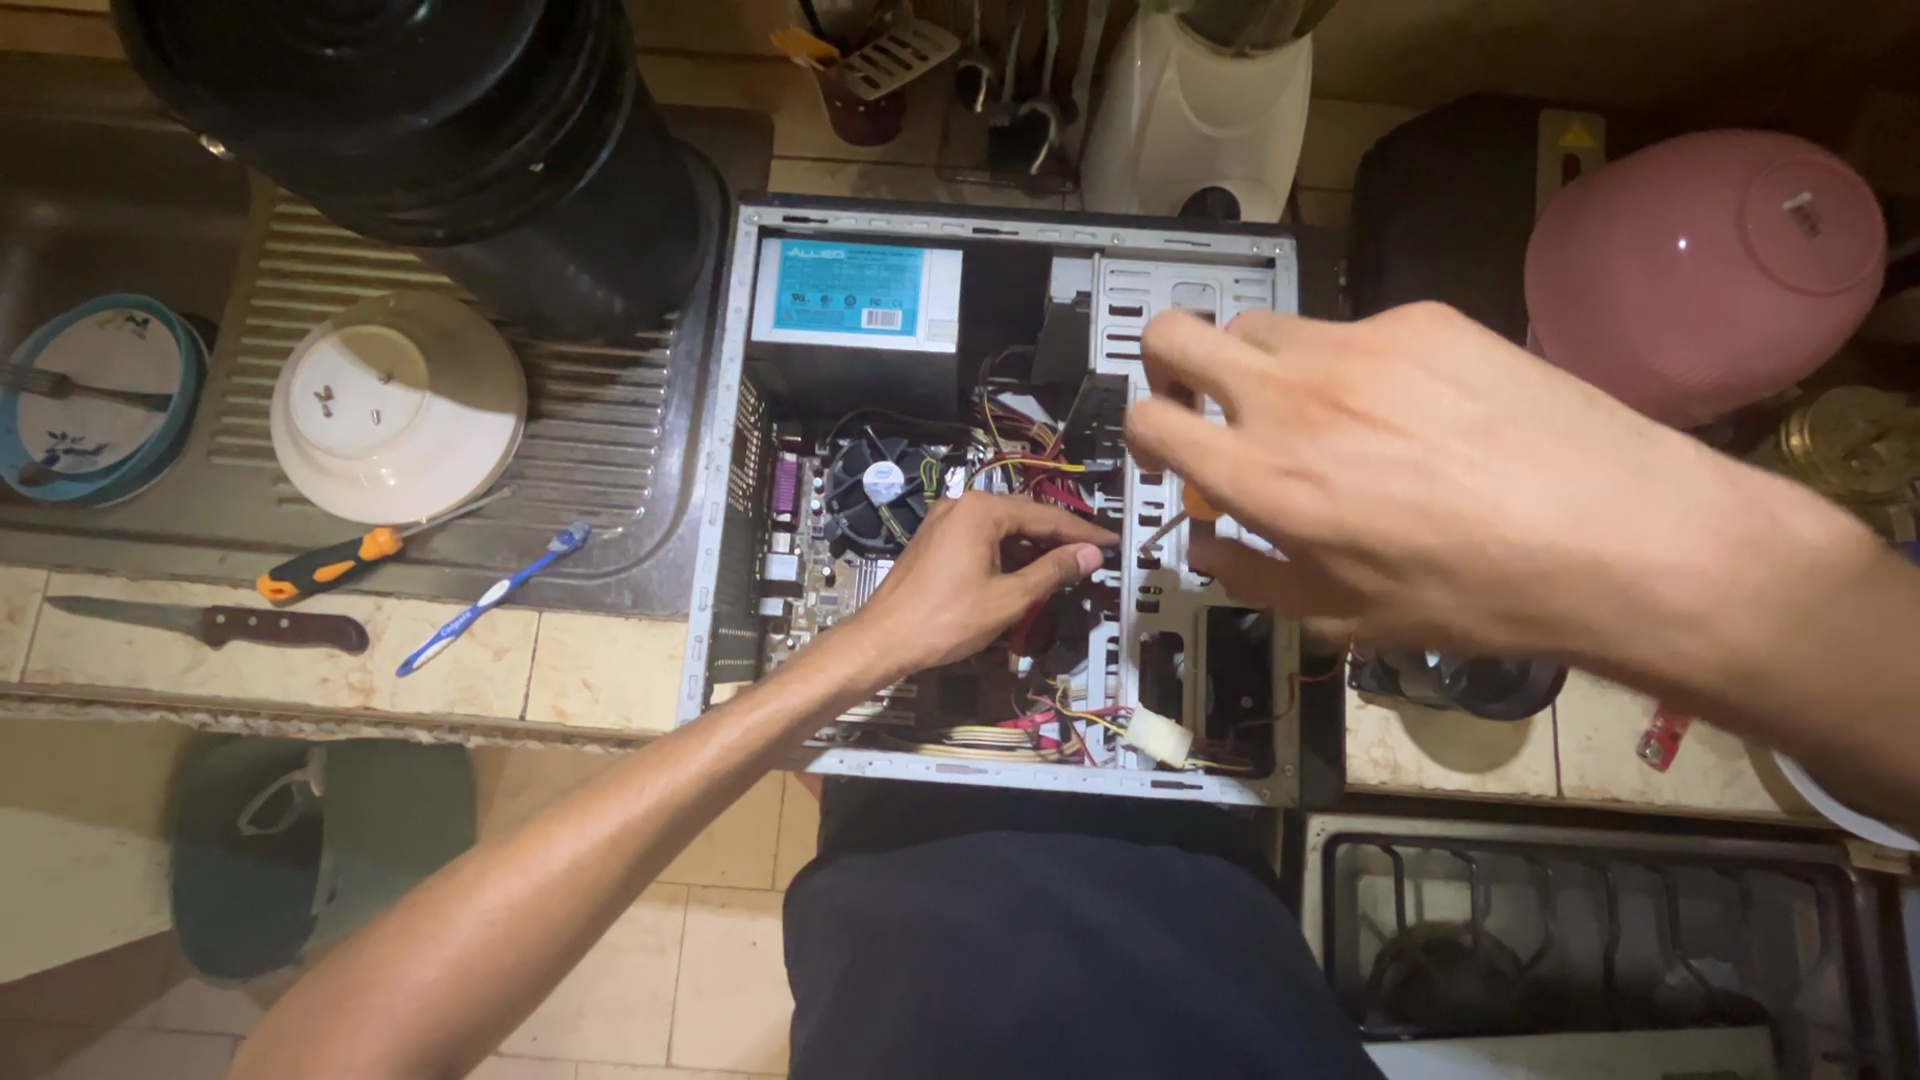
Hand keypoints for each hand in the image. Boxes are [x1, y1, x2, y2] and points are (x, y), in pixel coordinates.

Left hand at [840, 492, 1115, 678]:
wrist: (884, 640)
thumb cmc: (949, 619)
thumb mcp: (1009, 598)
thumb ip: (1053, 571)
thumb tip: (1092, 553)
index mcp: (982, 510)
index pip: (1045, 516)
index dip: (1082, 532)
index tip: (1112, 542)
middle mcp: (963, 504)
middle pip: (1023, 518)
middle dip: (1058, 539)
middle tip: (1093, 557)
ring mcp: (944, 521)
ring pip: (1002, 530)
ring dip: (1032, 549)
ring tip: (1066, 568)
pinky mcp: (935, 540)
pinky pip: (981, 540)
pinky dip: (1006, 555)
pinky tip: (1025, 573)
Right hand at [1123, 303, 1866, 662]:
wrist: (1625, 538)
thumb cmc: (1467, 597)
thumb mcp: (1337, 615)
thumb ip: (1246, 574)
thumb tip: (1204, 541)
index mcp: (1261, 476)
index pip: (1147, 417)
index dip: (1141, 431)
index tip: (1168, 450)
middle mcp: (1289, 396)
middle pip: (1173, 332)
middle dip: (1167, 366)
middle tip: (1205, 403)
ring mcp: (1355, 346)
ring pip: (1256, 324)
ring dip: (1253, 364)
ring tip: (1310, 409)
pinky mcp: (1419, 318)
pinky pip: (1345, 328)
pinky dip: (1342, 365)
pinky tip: (1406, 408)